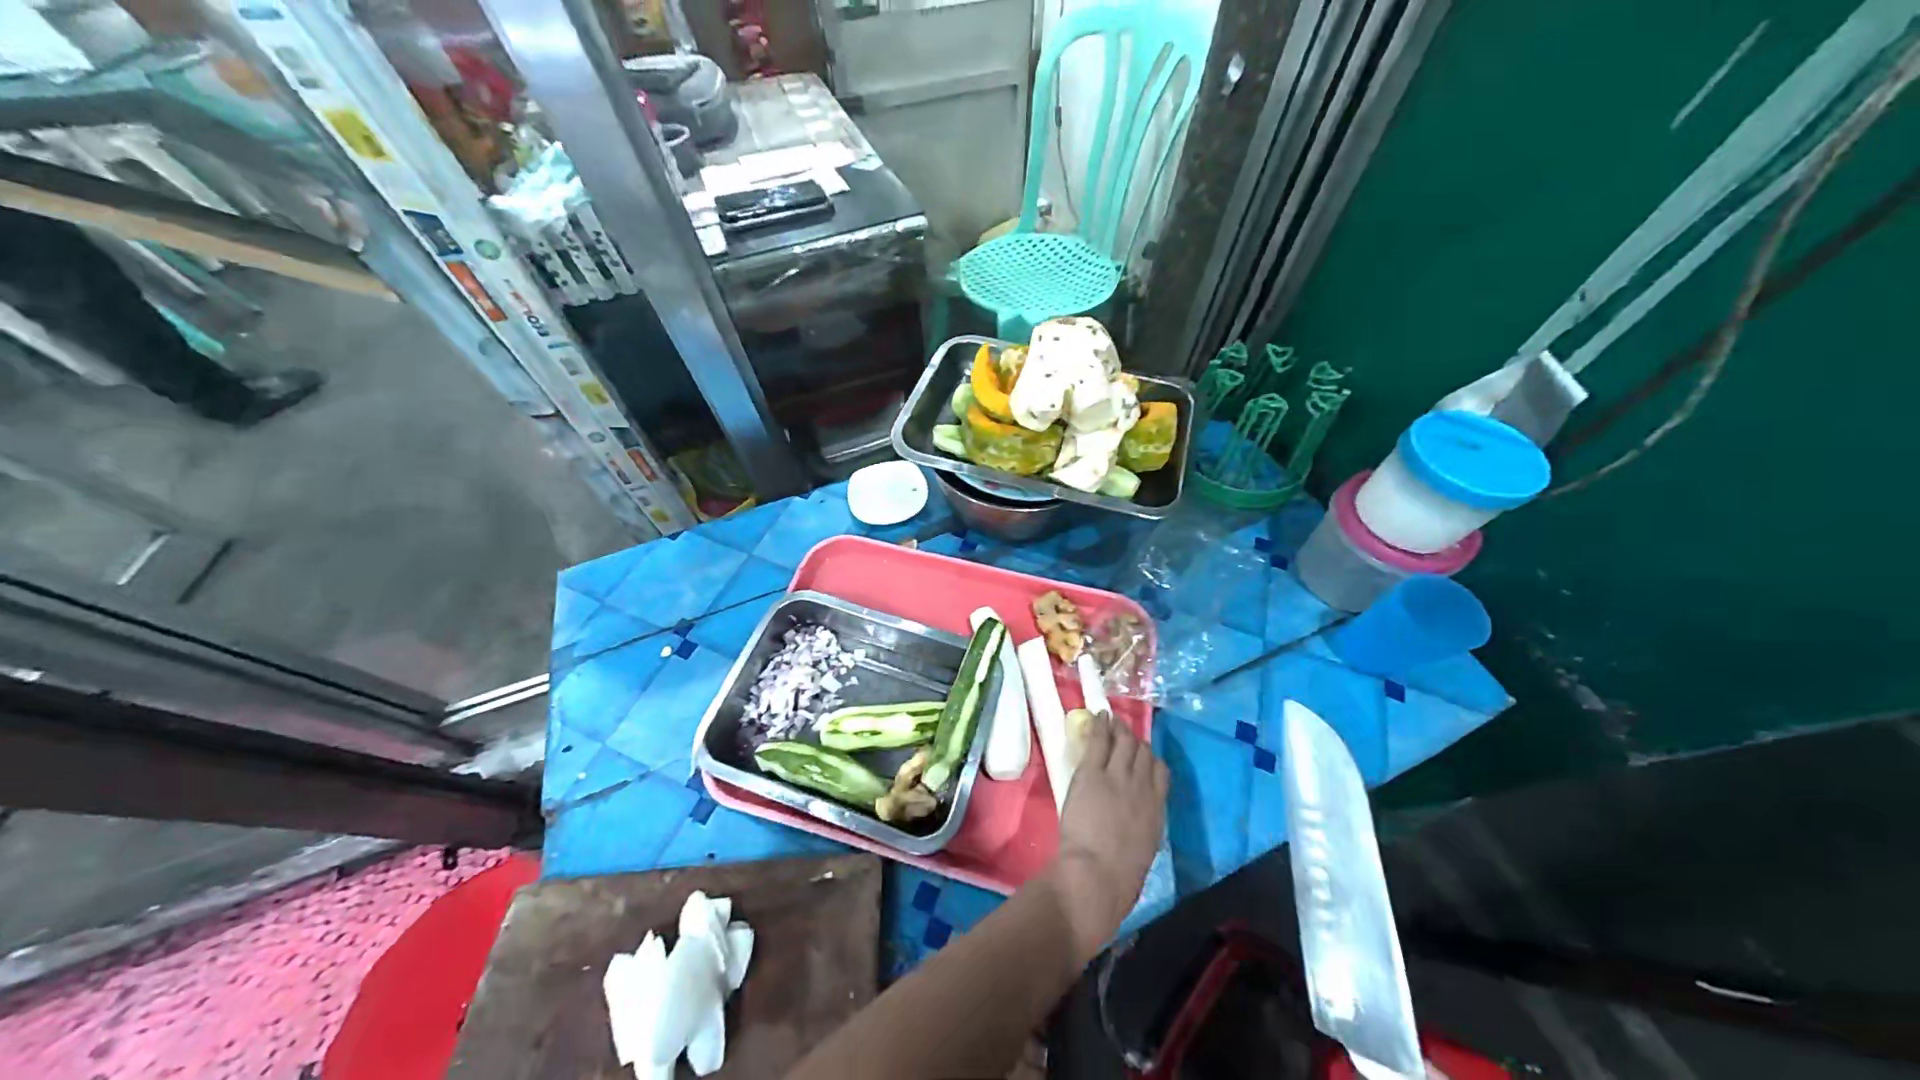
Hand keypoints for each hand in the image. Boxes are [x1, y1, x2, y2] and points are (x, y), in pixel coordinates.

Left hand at [1046, 711, 1168, 963]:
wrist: (1097, 874)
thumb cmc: (1120, 877)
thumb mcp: (1143, 850)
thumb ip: (1141, 828)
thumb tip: (1135, 825)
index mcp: (1157, 810)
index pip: (1160, 773)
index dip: (1151, 761)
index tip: (1142, 758)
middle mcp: (1142, 787)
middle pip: (1143, 753)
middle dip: (1134, 741)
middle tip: (1124, 734)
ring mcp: (1117, 776)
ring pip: (1124, 742)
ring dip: (1119, 729)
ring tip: (1111, 720)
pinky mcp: (1092, 772)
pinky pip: (1100, 741)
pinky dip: (1101, 726)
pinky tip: (1098, 716)